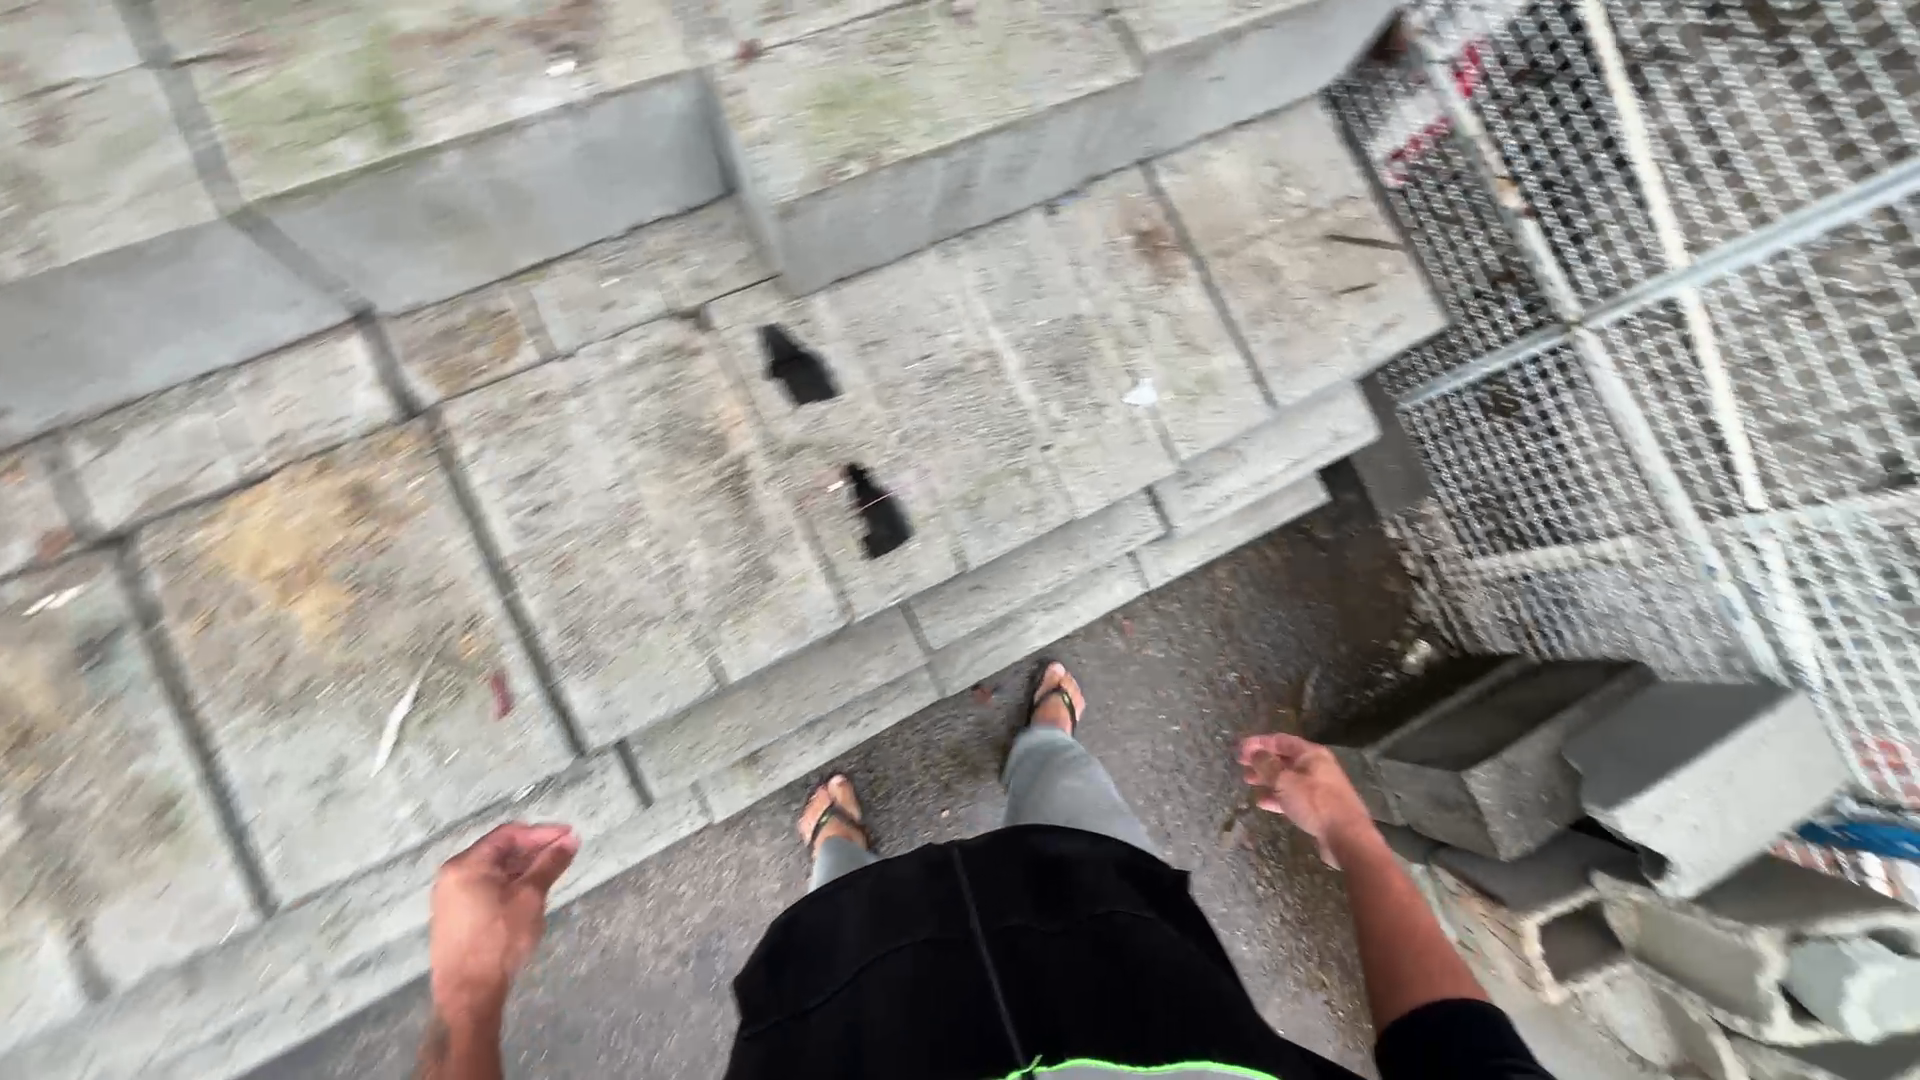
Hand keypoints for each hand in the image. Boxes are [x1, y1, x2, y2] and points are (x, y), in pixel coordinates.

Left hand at [428, 822, 578, 1020]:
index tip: (570, 836)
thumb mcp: (531, 896)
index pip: (509, 834)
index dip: (542, 832)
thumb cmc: (500, 938)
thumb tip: (571, 840)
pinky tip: (533, 888)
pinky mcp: (455, 915)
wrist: (468, 993)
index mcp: (466, 865)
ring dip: (525, 866)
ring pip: (495, 869)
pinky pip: (487, 885)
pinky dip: (511, 882)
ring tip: (555, 869)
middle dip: (535, 849)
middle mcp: (453, 875)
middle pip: (501, 850)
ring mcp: (451, 896)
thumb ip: (551, 863)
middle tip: (566, 852)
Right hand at [1237, 733, 1377, 868]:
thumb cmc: (1314, 803)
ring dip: (1267, 778)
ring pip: (1288, 778)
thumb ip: (1266, 765)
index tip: (1239, 748)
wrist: (1347, 838)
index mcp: (1311, 754)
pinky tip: (1263, 803)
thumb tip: (1254, 752)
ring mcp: (1320, 788)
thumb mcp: (1284, 781)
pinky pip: (1294, 796)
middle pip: (1284, 758)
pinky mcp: (1320, 807)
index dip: (1258, 742)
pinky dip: (1278, 797)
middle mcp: (1317, 767)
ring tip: (1248, 782)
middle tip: (1241, 765)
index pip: (1280, 740)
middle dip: (1261, 761)